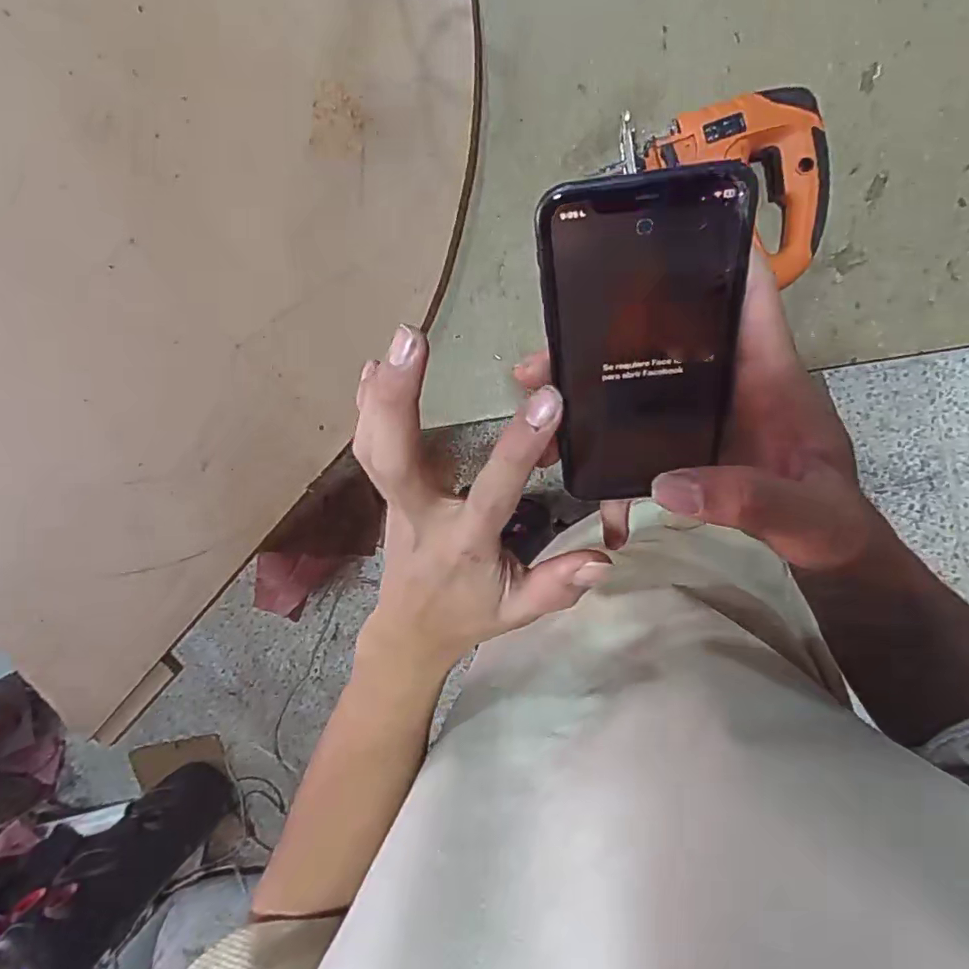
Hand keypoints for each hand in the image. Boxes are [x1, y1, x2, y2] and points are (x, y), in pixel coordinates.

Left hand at [353, 325, 612, 675]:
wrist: (410, 629)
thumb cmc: (468, 613)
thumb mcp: (518, 610)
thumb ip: (556, 586)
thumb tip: (602, 561)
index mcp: (463, 541)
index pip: (493, 491)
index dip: (519, 448)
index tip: (546, 399)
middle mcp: (421, 516)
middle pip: (394, 459)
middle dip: (397, 398)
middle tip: (410, 340)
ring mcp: (394, 503)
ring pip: (373, 448)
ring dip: (379, 393)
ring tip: (397, 340)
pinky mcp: (384, 493)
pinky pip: (369, 448)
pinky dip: (367, 406)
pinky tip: (371, 369)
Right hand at [513, 250, 883, 570]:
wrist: (827, 555)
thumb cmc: (831, 523)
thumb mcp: (803, 514)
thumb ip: (749, 499)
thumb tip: (665, 486)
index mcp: (768, 374)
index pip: (748, 293)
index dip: (717, 252)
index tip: (663, 231)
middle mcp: (729, 380)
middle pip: (667, 330)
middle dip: (608, 326)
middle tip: (553, 340)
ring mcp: (702, 411)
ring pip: (639, 374)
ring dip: (590, 376)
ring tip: (540, 384)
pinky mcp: (684, 442)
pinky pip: (633, 419)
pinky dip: (598, 423)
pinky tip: (564, 437)